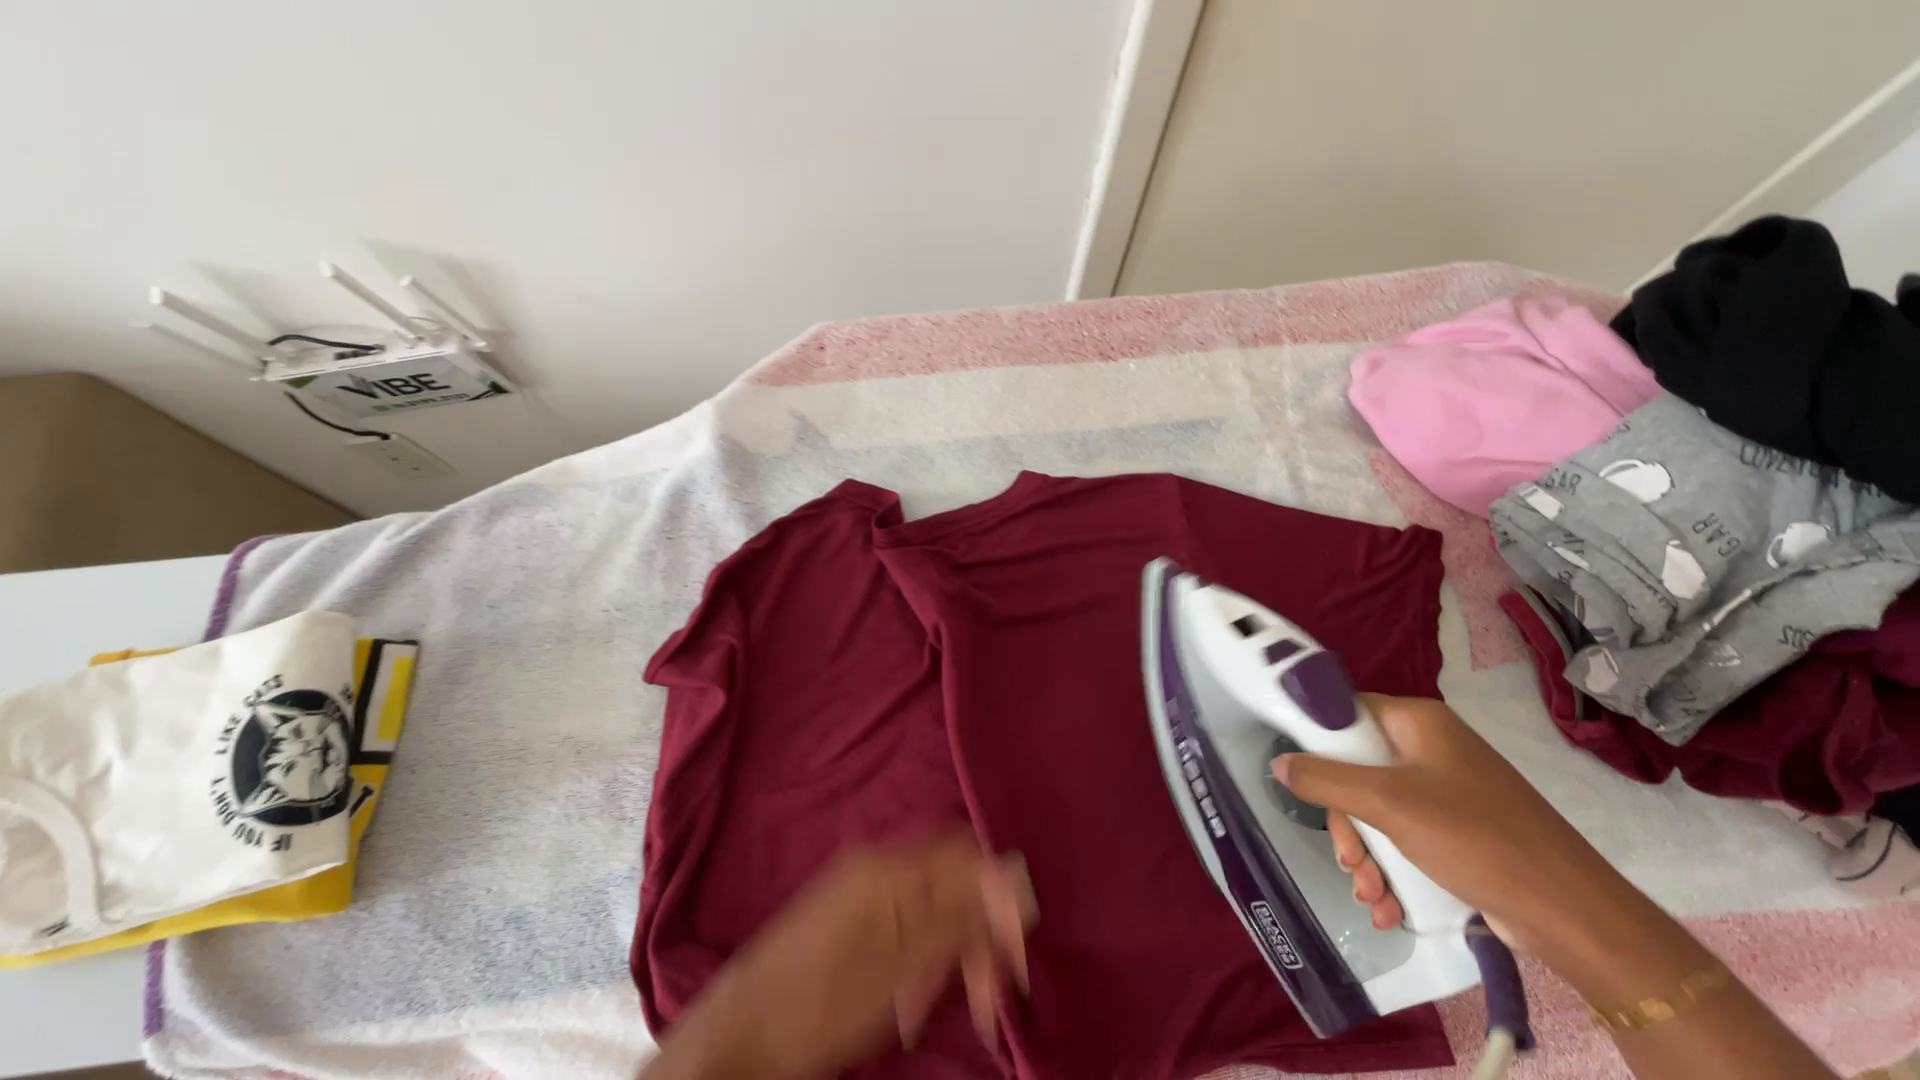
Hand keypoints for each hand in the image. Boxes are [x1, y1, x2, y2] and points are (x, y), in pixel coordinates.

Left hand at [644, 832, 1035, 1079]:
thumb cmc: (821, 1002)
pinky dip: (919, 963)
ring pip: (930, 911)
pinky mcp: (849, 919)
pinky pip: (903, 927)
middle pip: (952, 884)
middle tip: (991, 996)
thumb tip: (1014, 875)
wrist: (739, 1034)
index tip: (1014, 955)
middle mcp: (876, 867)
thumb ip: (960, 915)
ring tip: (943, 1011)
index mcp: (889, 868)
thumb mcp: (901, 965)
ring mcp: (859, 892)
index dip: (1002, 899)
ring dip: (949, 959)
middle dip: (977, 937)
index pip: (969, 857)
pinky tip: (912, 1006)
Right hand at [1272, 693, 1625, 952]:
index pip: (1348, 713)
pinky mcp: (1460, 831)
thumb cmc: (1473, 838)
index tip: (1300, 778)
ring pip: (1378, 812)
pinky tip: (1389, 907)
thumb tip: (1279, 763)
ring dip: (1367, 857)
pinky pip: (1406, 839)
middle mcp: (1431, 749)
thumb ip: (1324, 779)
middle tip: (1349, 859)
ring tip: (1371, 896)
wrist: (1566, 910)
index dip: (1318, 741)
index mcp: (1419, 723)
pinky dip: (1393, 873)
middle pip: (1357, 771)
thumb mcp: (1387, 804)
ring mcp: (1447, 792)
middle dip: (1346, 823)